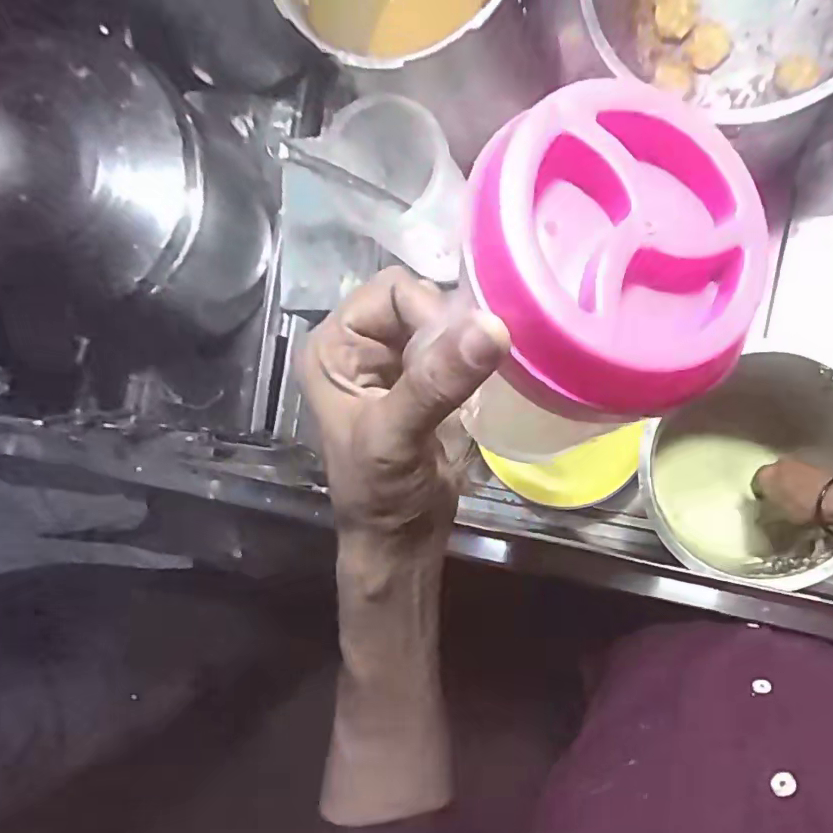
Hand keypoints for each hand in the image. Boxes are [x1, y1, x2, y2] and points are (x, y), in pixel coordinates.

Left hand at [299, 268, 509, 550]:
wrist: (402, 541)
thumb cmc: (382, 494)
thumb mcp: (398, 436)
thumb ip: (436, 383)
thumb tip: (491, 327)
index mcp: (335, 347)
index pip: (392, 292)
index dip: (431, 311)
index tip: (462, 350)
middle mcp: (365, 348)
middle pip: (421, 303)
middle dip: (455, 326)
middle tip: (482, 362)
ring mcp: (402, 369)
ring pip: (446, 328)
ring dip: (473, 344)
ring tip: (494, 370)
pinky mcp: (434, 390)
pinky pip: (462, 356)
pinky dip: (482, 363)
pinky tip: (496, 380)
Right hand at [752, 457, 832, 527]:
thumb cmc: (801, 509)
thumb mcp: (778, 519)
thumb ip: (766, 515)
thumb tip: (762, 515)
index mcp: (764, 475)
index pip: (755, 485)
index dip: (760, 497)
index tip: (766, 508)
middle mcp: (778, 463)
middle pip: (773, 476)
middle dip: (776, 487)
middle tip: (782, 504)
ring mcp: (798, 461)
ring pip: (789, 474)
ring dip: (792, 484)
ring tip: (799, 500)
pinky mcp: (816, 463)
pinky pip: (804, 475)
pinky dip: (805, 483)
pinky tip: (812, 495)